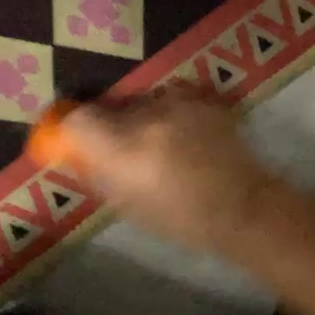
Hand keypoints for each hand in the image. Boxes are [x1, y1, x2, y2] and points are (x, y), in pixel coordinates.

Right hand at [63, 86, 287, 251]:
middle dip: (111, 124)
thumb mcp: (127, 205)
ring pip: (143, 100)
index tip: (72, 136)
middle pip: (111, 106)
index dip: (71, 126)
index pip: (77, 117)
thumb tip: (75, 151)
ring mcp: (180, 101)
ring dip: (143, 116)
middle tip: (123, 149)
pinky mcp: (204, 96)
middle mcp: (148, 116)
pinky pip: (173, 96)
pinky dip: (171, 112)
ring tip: (161, 143)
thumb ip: (97, 172)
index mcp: (124, 149)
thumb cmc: (182, 218)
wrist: (243, 206)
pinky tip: (185, 134)